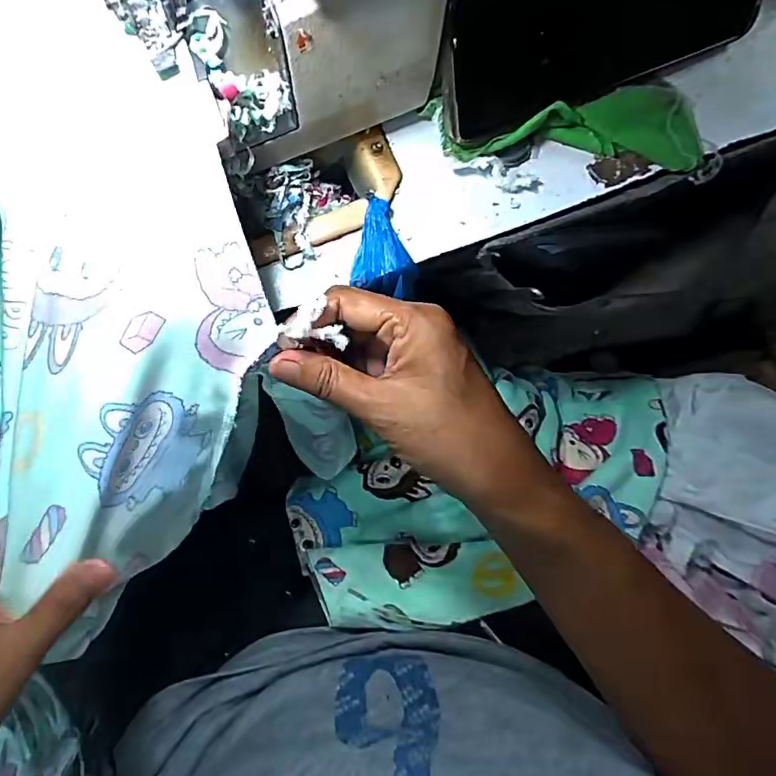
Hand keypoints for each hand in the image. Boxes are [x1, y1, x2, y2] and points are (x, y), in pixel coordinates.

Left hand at [0, 520, 114, 775]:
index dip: (37, 513)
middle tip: (88, 532)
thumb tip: (106, 563)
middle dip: (43, 542)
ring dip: (35, 572)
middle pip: (2, 548)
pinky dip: (22, 594)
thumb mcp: (22, 646)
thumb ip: (63, 602)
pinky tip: (52, 599)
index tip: (77, 506)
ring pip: (1, 575)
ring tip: (80, 559)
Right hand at [268, 287, 553, 512]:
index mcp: (412, 319)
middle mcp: (414, 322)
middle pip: (350, 315)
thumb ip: (323, 378)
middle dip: (316, 338)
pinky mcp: (414, 365)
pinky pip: (372, 357)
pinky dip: (348, 368)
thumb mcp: (377, 405)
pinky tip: (326, 382)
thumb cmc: (444, 436)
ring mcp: (416, 344)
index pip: (344, 300)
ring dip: (329, 354)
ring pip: (358, 338)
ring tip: (301, 375)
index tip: (281, 347)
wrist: (498, 475)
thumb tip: (277, 362)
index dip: (308, 319)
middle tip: (286, 364)